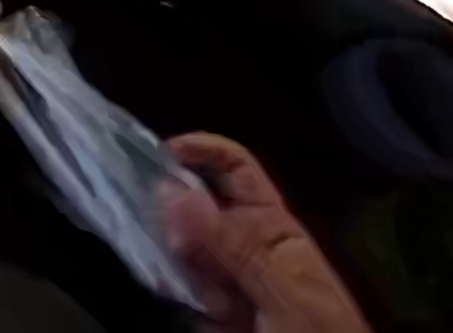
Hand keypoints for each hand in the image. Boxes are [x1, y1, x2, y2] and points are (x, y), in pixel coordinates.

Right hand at [158, 134, 369, 332]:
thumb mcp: (290, 296)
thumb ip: (235, 244)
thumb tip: (170, 186)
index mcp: (270, 224)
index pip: (233, 166)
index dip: (201, 149)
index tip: (162, 154)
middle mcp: (238, 238)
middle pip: (192, 198)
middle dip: (176, 211)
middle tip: (175, 241)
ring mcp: (218, 271)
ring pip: (175, 236)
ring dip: (176, 257)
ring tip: (207, 298)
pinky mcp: (199, 303)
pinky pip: (169, 275)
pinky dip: (169, 283)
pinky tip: (185, 302)